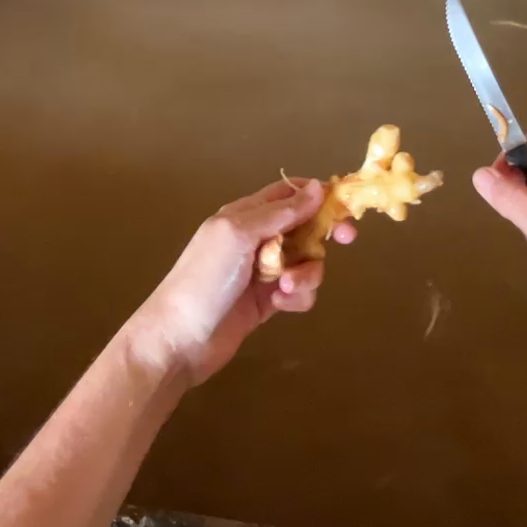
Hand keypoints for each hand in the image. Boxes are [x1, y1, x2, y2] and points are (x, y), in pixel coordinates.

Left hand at [127, 179, 354, 385]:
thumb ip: (281, 212)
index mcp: (246, 214)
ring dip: (307, 273)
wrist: (179, 339)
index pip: (289, 193)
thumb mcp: (240, 234)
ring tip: (287, 289)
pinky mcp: (269, 301)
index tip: (346, 204)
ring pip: (307, 261)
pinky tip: (282, 305)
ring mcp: (264, 271)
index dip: (318, 196)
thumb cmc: (205, 278)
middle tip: (347, 239)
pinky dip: (298, 296)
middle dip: (325, 234)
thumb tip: (319, 186)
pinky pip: (300, 291)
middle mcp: (257, 238)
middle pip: (305, 226)